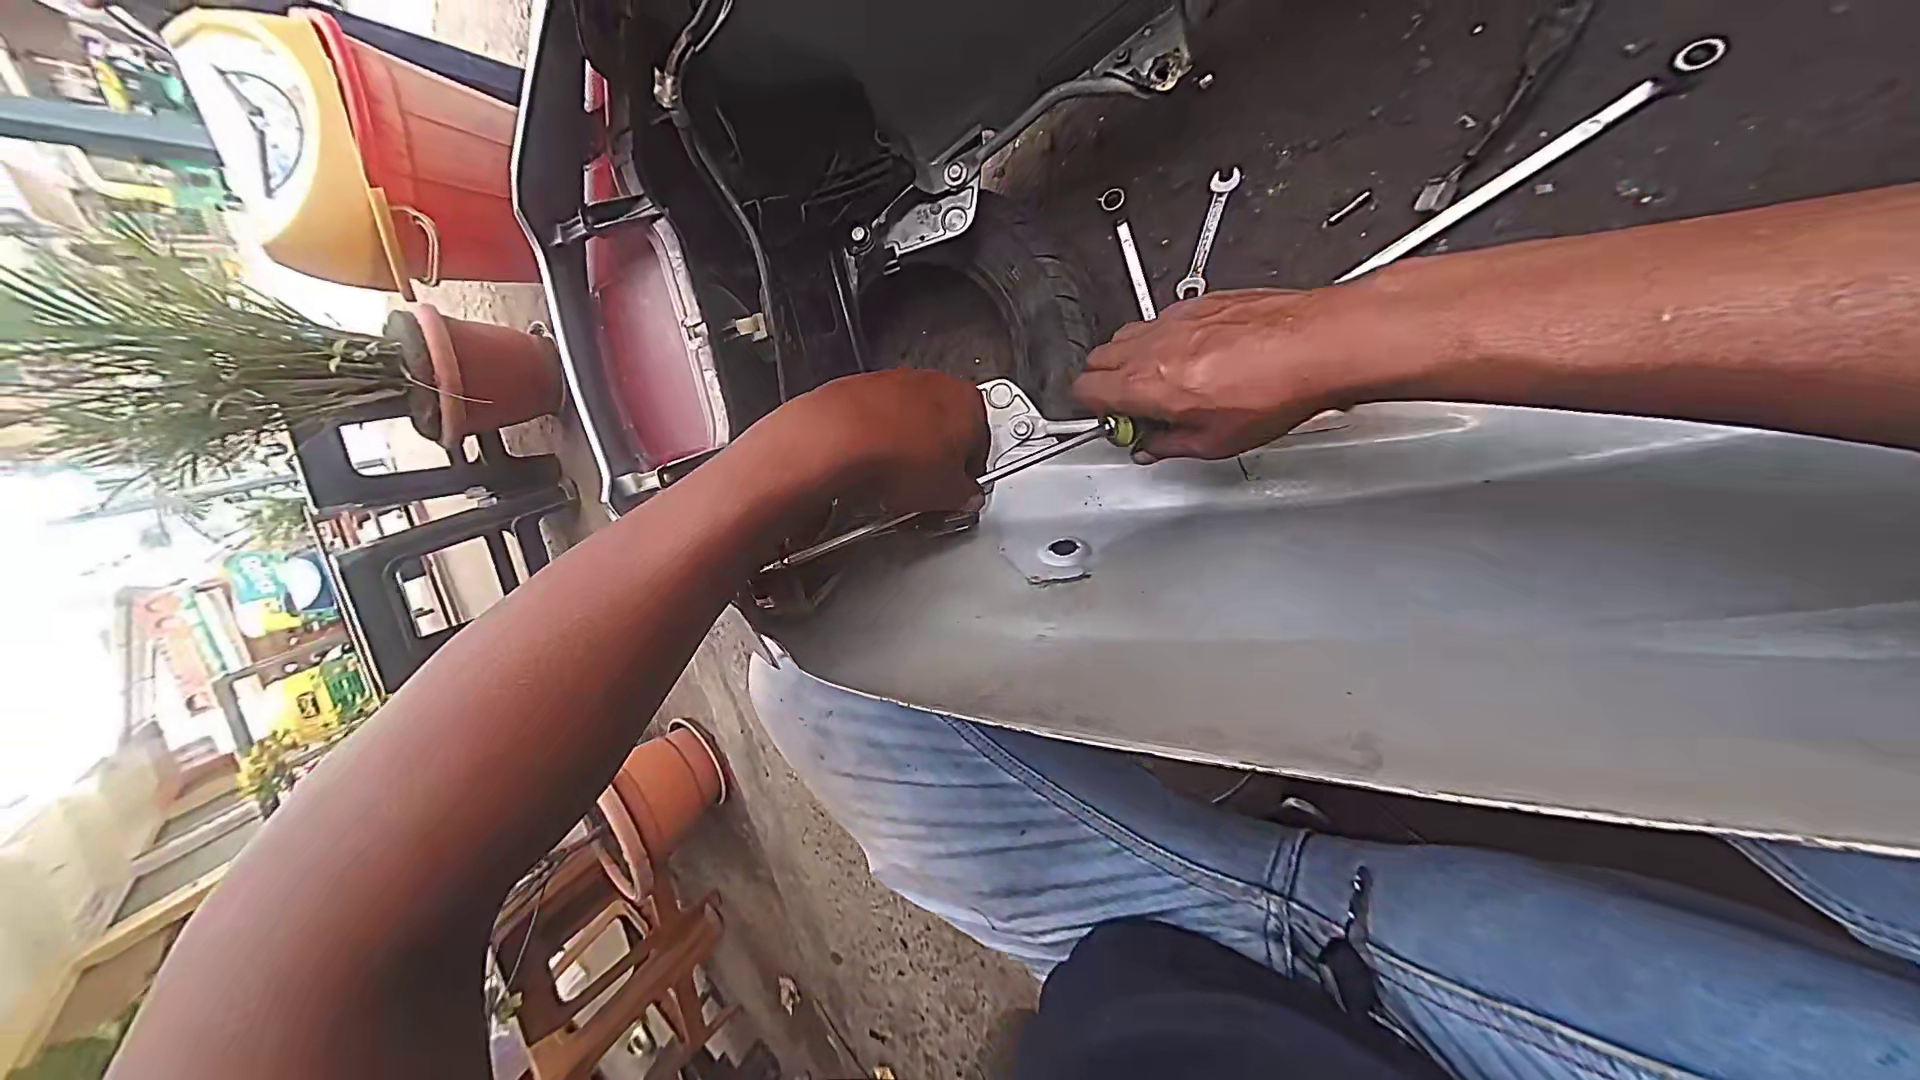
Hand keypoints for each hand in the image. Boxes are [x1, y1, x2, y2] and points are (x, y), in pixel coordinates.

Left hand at [755, 369, 988, 516]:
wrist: (838, 439)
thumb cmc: (897, 455)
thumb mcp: (948, 494)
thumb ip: (966, 494)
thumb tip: (964, 496)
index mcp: (969, 401)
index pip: (982, 442)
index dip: (970, 472)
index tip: (960, 490)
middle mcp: (935, 382)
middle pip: (945, 427)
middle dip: (937, 457)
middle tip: (927, 488)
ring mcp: (895, 382)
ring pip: (910, 422)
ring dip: (906, 448)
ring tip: (894, 481)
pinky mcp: (861, 389)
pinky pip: (877, 421)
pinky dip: (876, 440)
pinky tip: (869, 466)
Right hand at [1073, 289, 1389, 460]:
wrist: (1321, 344)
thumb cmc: (1277, 388)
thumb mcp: (1215, 442)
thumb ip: (1168, 445)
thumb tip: (1151, 446)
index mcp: (1146, 384)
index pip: (1085, 390)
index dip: (1092, 410)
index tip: (1115, 421)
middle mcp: (1152, 346)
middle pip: (1096, 360)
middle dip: (1105, 384)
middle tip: (1133, 405)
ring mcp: (1174, 319)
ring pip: (1123, 337)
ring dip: (1128, 360)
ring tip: (1161, 382)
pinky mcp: (1198, 302)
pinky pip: (1160, 320)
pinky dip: (1161, 340)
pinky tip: (1191, 357)